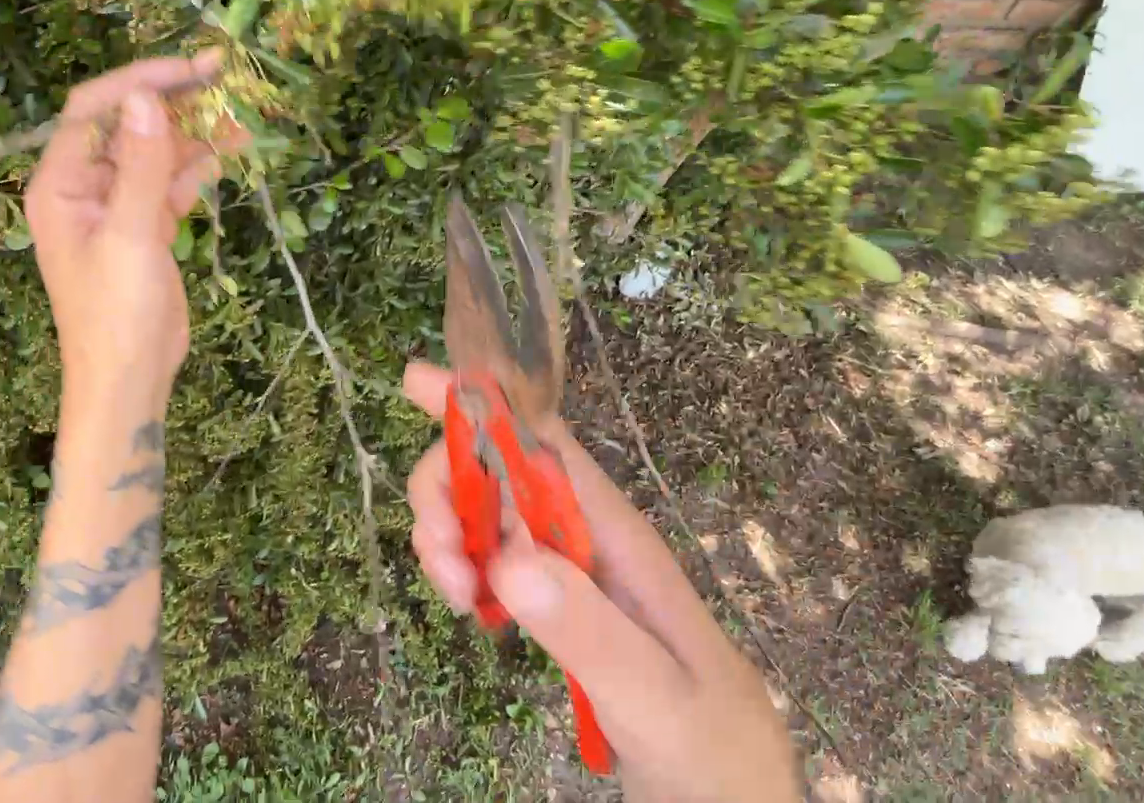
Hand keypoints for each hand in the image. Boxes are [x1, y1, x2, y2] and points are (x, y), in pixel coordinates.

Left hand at [24, 53, 225, 419]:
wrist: (129, 380)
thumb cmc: (116, 314)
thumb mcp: (128, 237)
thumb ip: (139, 166)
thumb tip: (146, 96)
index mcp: (60, 185)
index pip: (93, 111)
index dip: (140, 81)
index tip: (191, 70)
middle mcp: (84, 188)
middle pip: (127, 126)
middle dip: (173, 103)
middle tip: (223, 79)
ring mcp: (116, 207)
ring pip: (154, 154)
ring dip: (193, 135)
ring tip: (240, 120)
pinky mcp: (144, 228)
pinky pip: (169, 184)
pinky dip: (197, 168)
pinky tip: (229, 154)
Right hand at [401, 363, 799, 802]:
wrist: (728, 792)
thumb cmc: (708, 742)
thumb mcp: (655, 695)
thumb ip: (588, 629)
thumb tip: (509, 560)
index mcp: (614, 532)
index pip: (541, 443)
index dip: (480, 405)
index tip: (415, 380)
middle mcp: (582, 532)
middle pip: (494, 472)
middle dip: (447, 494)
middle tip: (442, 561)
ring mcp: (562, 562)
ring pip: (481, 512)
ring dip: (447, 536)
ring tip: (455, 597)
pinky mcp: (549, 594)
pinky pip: (485, 556)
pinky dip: (459, 569)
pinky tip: (469, 609)